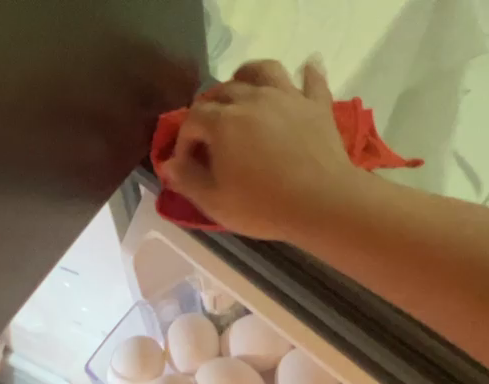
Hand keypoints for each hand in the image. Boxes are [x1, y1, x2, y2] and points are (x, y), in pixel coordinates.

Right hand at [159, 59, 362, 240]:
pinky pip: (310, 79)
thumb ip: (187, 180)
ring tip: (244, 90)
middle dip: (210, 109)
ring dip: (248, 76)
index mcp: (222, 122)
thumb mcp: (214, 202)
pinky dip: (305, 74)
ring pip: (262, 70)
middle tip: (210, 133)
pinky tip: (302, 75)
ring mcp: (287, 96)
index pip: (192, 120)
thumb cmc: (261, 206)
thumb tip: (168, 165)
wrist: (320, 202)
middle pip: (223, 90)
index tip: (186, 164)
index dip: (184, 140)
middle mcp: (252, 99)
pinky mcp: (316, 103)